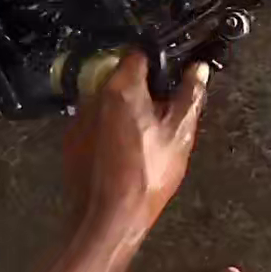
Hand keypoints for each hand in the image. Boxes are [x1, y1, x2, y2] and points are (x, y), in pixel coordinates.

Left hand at [62, 49, 209, 242]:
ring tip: (143, 137)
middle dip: (142, 89)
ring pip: (107, 101)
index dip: (157, 60)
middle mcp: (94, 95)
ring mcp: (79, 117)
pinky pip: (94, 122)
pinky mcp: (72, 139)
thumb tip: (198, 69)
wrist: (107, 217)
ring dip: (124, 109)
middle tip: (162, 112)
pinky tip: (122, 151)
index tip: (170, 74)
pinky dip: (108, 128)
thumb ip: (190, 96)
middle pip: (121, 77)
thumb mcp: (179, 135)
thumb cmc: (147, 176)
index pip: (138, 53)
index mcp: (122, 88)